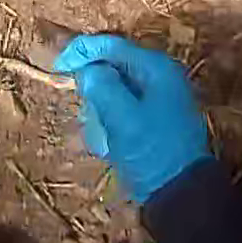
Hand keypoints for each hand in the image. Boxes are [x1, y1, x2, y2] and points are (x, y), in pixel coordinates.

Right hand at [53, 34, 210, 202]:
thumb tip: (88, 69)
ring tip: (103, 139)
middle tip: (90, 116)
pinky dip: (111, 125)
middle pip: (112, 70)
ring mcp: (158, 99)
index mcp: (156, 68)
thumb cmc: (152, 152)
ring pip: (114, 93)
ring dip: (102, 113)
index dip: (82, 51)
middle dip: (95, 93)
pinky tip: (110, 145)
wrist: (183, 196)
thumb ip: (102, 87)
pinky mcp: (154, 120)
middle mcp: (159, 77)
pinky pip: (123, 112)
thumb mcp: (122, 117)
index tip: (58, 66)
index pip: (112, 46)